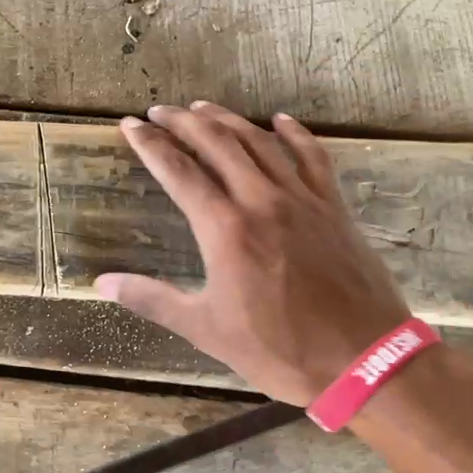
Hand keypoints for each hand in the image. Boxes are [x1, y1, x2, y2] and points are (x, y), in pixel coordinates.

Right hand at [94, 101, 411, 405]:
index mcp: (225, 228)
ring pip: (259, 143)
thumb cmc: (282, 349)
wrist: (371, 364)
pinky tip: (280, 119)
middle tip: (158, 110)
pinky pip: (312, 158)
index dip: (150, 144)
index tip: (130, 126)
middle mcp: (260, 201)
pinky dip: (295, 134)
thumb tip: (101, 284)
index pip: (177, 171)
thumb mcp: (206, 329)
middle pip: (216, 144)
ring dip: (227, 120)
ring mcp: (302, 200)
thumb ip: (151, 300)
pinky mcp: (334, 208)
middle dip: (182, 122)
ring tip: (201, 107)